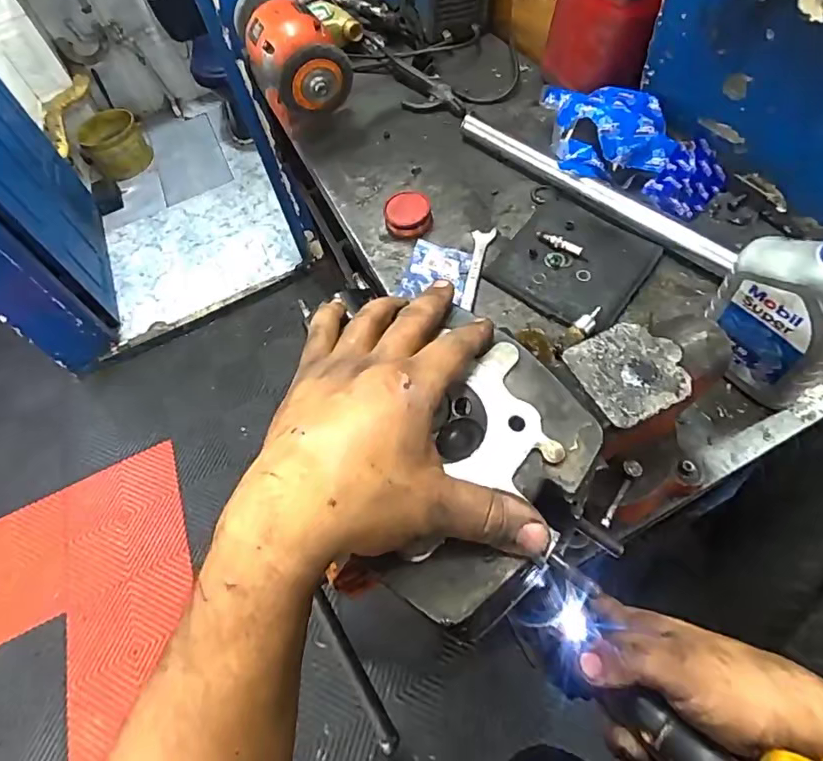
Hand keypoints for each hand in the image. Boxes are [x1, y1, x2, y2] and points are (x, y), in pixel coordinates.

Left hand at [219, 282, 551, 576]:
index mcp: (412, 388)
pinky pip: (320, 335)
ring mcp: (337, 369)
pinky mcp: (306, 380)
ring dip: (387, 305)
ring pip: (367, 320)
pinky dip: (329, 317)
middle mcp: (375, 367)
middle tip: (443, 290)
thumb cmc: (357, 502)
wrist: (289, 512)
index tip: (481, 326)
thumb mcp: (434, 506)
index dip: (473, 335)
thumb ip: (488, 514)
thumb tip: (533, 532)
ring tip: (397, 298)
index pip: (453, 349)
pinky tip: (333, 307)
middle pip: (411, 321)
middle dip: (432, 303)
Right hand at [579, 598, 822, 760]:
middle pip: (600, 675)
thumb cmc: (738, 683)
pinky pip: (638, 740)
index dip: (576, 631)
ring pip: (618, 713)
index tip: (564, 659)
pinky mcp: (671, 731)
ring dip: (623, 733)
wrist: (792, 732)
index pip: (597, 616)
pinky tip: (650, 753)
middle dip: (603, 702)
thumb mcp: (679, 665)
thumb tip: (579, 656)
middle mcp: (647, 658)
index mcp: (645, 628)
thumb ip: (627, 657)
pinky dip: (639, 749)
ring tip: (645, 744)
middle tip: (621, 719)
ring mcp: (659, 696)